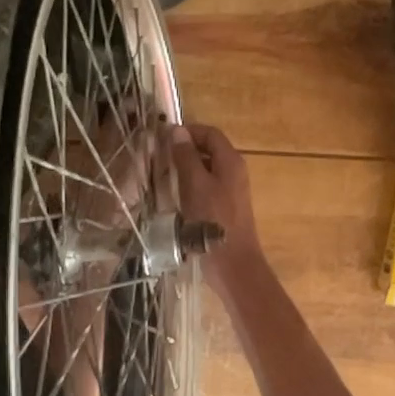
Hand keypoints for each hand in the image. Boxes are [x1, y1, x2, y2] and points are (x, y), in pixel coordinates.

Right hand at [168, 124, 263, 292]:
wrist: (233, 265)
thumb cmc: (213, 220)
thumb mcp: (195, 184)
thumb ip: (186, 156)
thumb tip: (177, 130)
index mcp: (231, 161)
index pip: (210, 133)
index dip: (188, 131)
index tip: (164, 139)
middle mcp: (234, 171)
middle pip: (209, 150)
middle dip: (185, 151)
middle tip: (160, 158)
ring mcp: (231, 191)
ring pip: (206, 170)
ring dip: (186, 170)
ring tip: (163, 177)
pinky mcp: (226, 208)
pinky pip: (207, 188)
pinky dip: (191, 187)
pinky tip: (175, 199)